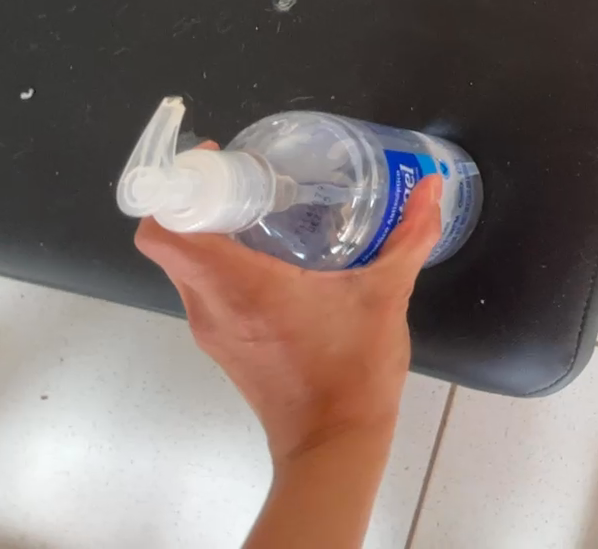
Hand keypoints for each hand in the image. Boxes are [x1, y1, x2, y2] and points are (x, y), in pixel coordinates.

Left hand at [134, 144, 441, 463]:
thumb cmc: (355, 365)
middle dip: (203, 199)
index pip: (167, 234)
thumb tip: (430, 184)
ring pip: (189, 266)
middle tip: (257, 172)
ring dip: (214, 229)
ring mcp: (214, 329)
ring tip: (271, 203)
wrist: (334, 439)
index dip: (174, 189)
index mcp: (241, 288)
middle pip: (173, 243)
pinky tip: (280, 249)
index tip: (216, 159)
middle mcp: (212, 306)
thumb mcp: (389, 292)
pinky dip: (226, 257)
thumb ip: (411, 234)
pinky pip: (207, 286)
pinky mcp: (227, 342)